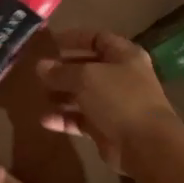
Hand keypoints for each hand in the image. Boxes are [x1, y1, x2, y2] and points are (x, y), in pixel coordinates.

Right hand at [35, 28, 182, 173]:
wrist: (145, 144)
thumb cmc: (119, 99)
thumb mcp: (86, 78)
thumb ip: (61, 72)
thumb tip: (40, 66)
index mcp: (124, 56)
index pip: (98, 39)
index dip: (74, 38)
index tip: (50, 43)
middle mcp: (121, 77)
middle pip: (87, 68)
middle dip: (63, 70)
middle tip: (39, 73)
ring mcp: (114, 104)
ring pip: (83, 95)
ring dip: (61, 96)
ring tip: (40, 97)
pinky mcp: (106, 128)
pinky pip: (81, 120)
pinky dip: (64, 119)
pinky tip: (45, 121)